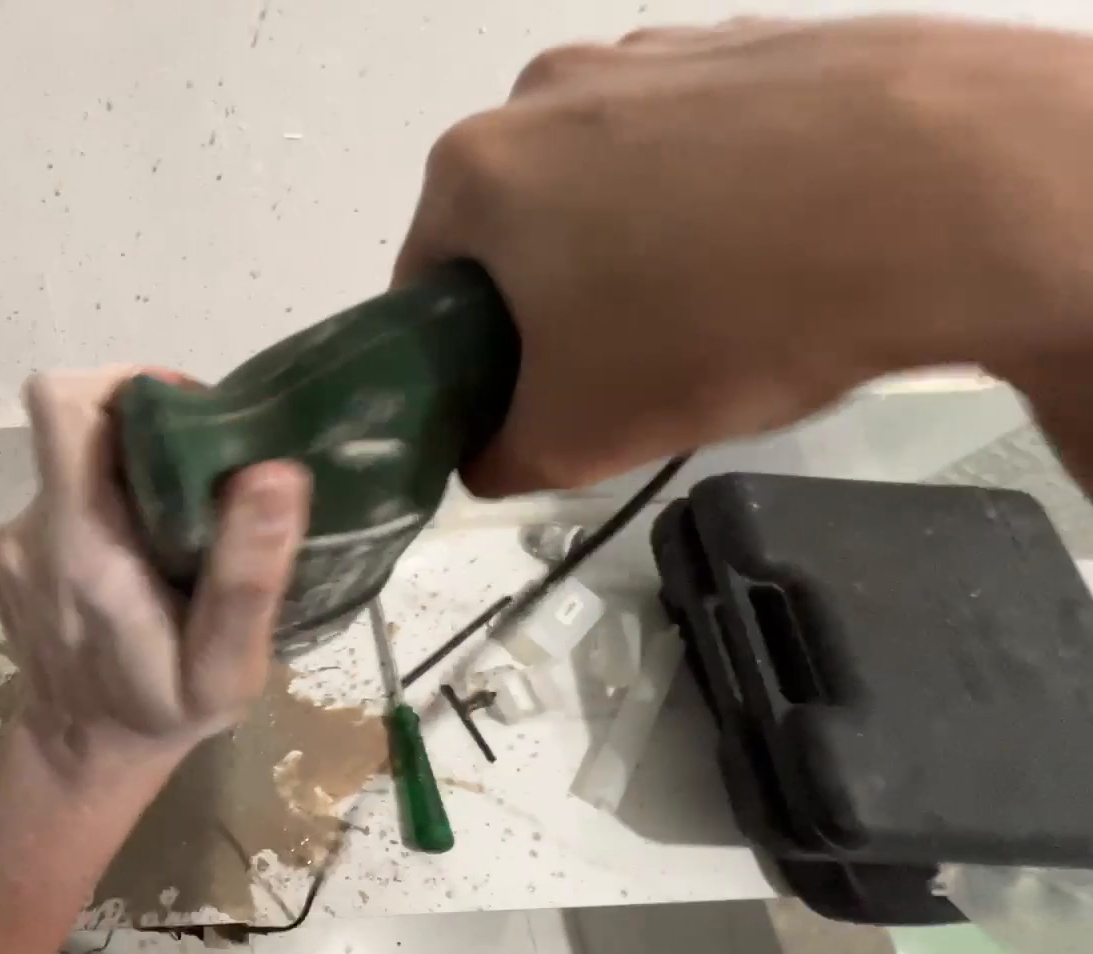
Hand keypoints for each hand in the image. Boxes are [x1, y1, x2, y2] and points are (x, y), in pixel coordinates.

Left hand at [0, 369, 311, 779]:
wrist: (77, 753)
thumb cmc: (159, 713)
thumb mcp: (225, 670)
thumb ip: (247, 577)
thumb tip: (274, 472)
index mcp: (80, 545)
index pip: (63, 405)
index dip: (126, 384)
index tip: (188, 414)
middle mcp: (28, 529)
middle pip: (75, 426)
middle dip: (143, 432)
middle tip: (201, 480)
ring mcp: (5, 540)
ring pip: (71, 464)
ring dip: (125, 477)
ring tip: (171, 532)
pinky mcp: (1, 552)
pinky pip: (57, 496)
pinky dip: (98, 507)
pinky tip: (127, 559)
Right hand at [395, 16, 1092, 495]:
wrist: (982, 199)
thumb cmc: (719, 318)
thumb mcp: (571, 438)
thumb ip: (491, 460)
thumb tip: (483, 456)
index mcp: (472, 170)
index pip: (422, 285)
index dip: (454, 354)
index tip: (507, 391)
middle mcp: (543, 91)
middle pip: (505, 228)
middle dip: (535, 296)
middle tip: (601, 356)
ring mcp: (655, 49)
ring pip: (592, 181)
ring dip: (612, 242)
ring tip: (694, 297)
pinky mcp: (758, 35)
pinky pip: (686, 139)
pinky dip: (698, 194)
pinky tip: (762, 241)